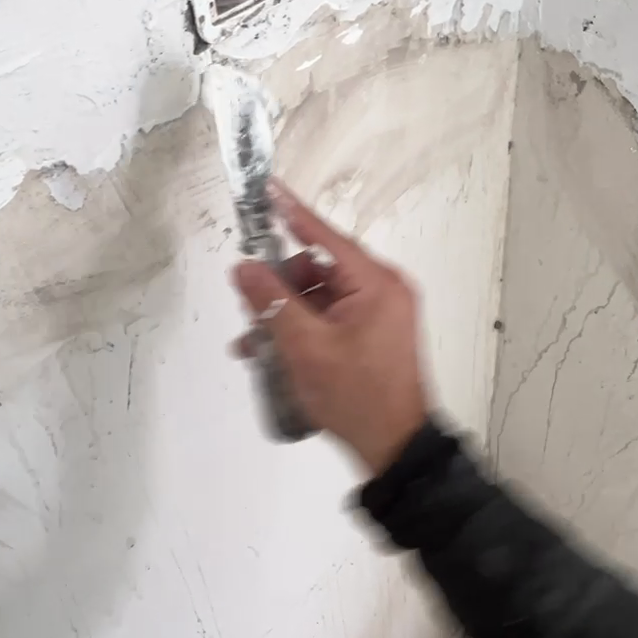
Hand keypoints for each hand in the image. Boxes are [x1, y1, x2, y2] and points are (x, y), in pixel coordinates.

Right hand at [230, 182, 428, 474]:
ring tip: (250, 342)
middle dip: (278, 287)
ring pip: (318, 296)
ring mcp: (379, 313)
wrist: (395, 448)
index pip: (326, 237)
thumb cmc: (355, 395)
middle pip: (317, 269)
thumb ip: (272, 303)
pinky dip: (301, 328)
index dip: (293, 213)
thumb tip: (242, 268)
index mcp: (376, 284)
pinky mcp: (372, 333)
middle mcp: (382, 289)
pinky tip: (269, 351)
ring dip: (283, 313)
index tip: (267, 188)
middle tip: (247, 306)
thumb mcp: (306, 348)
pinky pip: (328, 317)